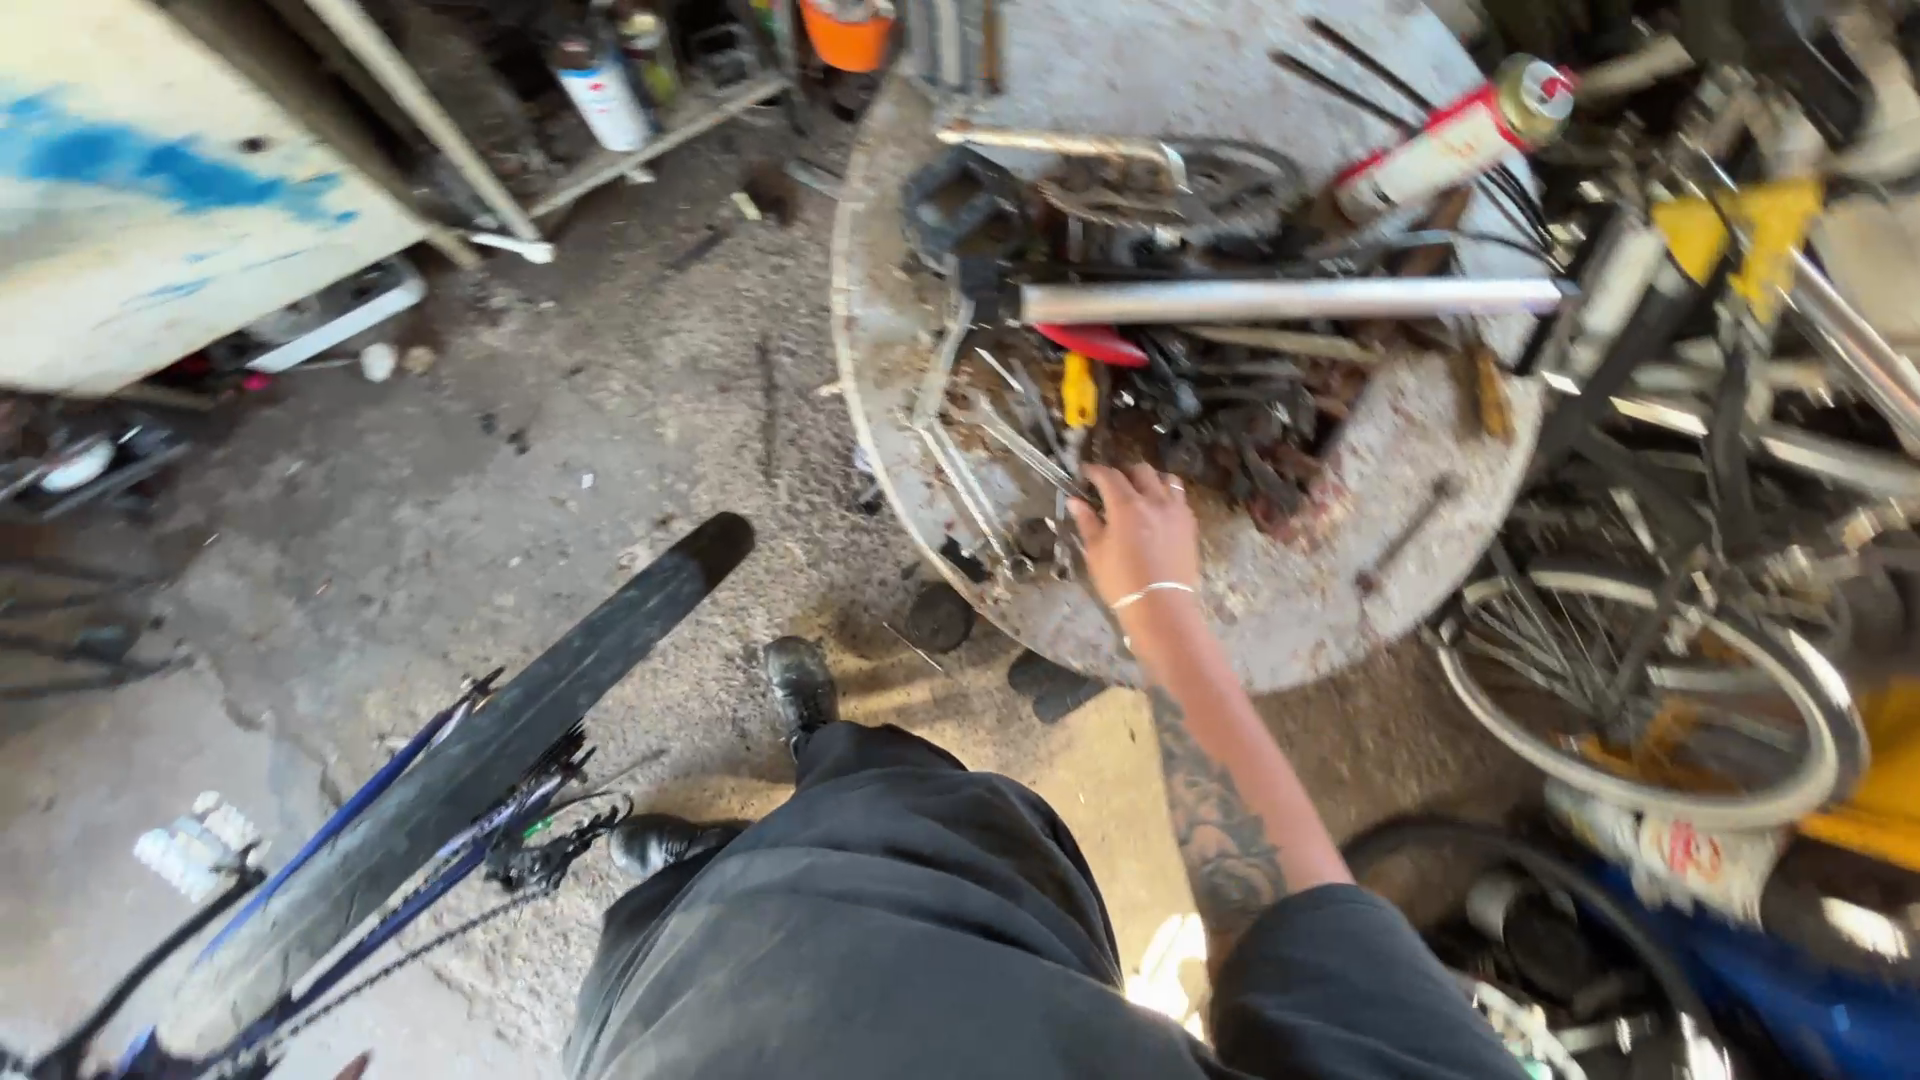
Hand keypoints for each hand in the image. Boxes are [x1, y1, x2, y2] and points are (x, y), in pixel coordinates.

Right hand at [1067, 463, 1200, 611]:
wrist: (1160, 606)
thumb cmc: (1121, 581)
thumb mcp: (1096, 552)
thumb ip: (1087, 522)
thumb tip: (1075, 501)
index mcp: (1126, 506)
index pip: (1109, 476)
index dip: (1095, 471)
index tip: (1086, 472)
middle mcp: (1153, 500)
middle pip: (1140, 471)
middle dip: (1123, 472)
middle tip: (1112, 485)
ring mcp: (1176, 510)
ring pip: (1166, 479)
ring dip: (1150, 480)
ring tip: (1141, 492)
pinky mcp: (1189, 524)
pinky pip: (1180, 497)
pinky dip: (1167, 495)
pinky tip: (1159, 509)